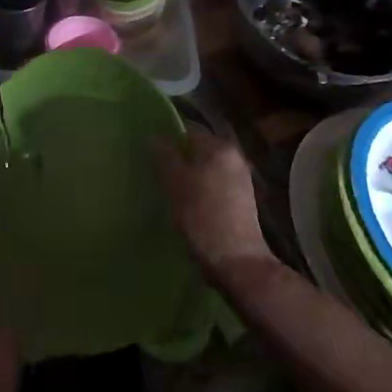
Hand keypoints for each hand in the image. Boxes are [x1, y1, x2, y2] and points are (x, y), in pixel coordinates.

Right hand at [151, 128, 271, 278]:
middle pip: (198, 150)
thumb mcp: (175, 181)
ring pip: (206, 170)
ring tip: (168, 192)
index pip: (187, 131)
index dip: (166, 141)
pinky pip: (214, 186)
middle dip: (178, 160)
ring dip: (188, 178)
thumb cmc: (202, 215)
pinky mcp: (242, 202)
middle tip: (155, 174)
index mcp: (220, 147)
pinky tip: (187, 207)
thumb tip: (153, 136)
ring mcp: (241, 180)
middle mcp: (235, 157)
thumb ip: (163, 155)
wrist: (236, 260)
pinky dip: (200, 191)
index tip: (149, 155)